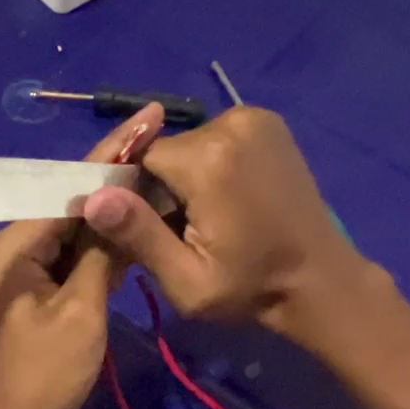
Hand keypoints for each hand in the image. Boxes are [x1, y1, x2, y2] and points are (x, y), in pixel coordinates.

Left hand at [0, 104, 166, 408]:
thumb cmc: (45, 374)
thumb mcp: (80, 312)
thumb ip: (100, 253)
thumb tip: (120, 204)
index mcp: (13, 244)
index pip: (67, 185)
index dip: (112, 152)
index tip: (149, 117)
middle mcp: (12, 247)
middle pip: (69, 202)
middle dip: (115, 180)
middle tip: (162, 147)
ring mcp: (23, 270)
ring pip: (73, 229)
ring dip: (111, 215)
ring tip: (158, 182)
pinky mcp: (36, 292)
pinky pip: (71, 257)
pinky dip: (99, 249)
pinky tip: (134, 232)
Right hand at [81, 107, 392, 347]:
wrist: (318, 280)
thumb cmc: (249, 290)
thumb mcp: (185, 280)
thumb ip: (138, 236)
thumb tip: (91, 198)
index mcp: (209, 159)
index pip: (139, 160)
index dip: (132, 198)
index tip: (145, 234)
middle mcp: (231, 122)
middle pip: (164, 153)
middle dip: (161, 191)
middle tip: (180, 236)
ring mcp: (255, 118)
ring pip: (187, 146)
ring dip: (184, 181)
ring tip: (206, 223)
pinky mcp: (267, 123)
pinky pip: (214, 141)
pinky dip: (208, 169)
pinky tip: (224, 204)